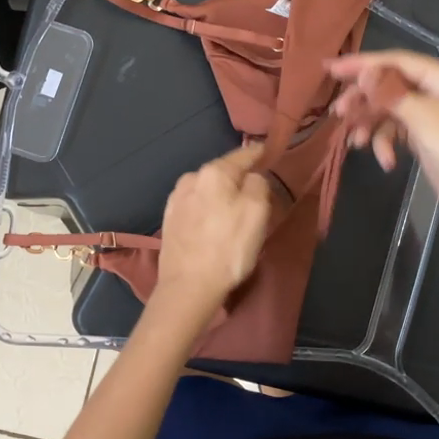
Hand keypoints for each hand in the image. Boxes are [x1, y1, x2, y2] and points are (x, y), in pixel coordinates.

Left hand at [149, 143, 273, 323]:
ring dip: (222, 195)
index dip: (259, 153)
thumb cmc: (228, 247)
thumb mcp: (257, 211)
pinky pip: (197, 206)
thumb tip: (252, 178)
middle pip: (224, 172)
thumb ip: (258, 184)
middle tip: (257, 191)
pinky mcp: (169, 220)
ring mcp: (176, 200)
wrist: (188, 287)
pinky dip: (209, 210)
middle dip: (240, 178)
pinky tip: (214, 224)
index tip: (269, 151)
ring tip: (236, 211)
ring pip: (209, 189)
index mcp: (213, 171)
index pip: (243, 155)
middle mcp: (190, 178)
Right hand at [328, 51, 438, 227]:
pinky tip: (386, 161)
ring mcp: (428, 111)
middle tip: (338, 113)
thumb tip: (363, 73)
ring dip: (371, 125)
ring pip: (388, 109)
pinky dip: (386, 143)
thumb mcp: (421, 117)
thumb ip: (389, 93)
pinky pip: (395, 130)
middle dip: (363, 101)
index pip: (394, 61)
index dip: (361, 64)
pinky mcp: (423, 133)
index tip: (330, 69)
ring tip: (355, 142)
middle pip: (387, 85)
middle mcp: (434, 87)